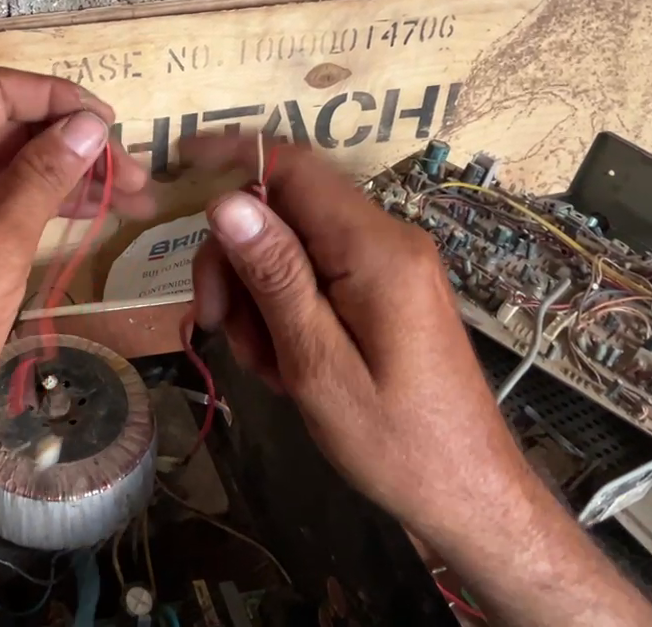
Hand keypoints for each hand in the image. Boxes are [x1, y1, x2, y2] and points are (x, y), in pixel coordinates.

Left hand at [0, 68, 153, 456]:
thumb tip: (89, 123)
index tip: (112, 125)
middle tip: (135, 174)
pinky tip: (96, 211)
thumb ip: (43, 175)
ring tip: (135, 196)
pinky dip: (48, 200)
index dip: (58, 98)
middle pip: (10, 125)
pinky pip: (5, 195)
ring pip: (14, 161)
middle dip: (74, 141)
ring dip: (71, 173)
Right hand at [181, 136, 534, 548]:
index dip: (232, 154)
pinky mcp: (382, 285)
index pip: (294, 167)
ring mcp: (387, 261)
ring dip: (255, 291)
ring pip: (289, 242)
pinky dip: (282, 304)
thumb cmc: (398, 444)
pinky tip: (283, 357)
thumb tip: (225, 201)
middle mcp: (386, 238)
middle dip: (235, 258)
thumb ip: (275, 278)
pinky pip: (313, 270)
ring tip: (262, 360)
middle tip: (215, 322)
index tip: (179, 160)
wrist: (473, 497)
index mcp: (375, 250)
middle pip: (282, 208)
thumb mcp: (318, 366)